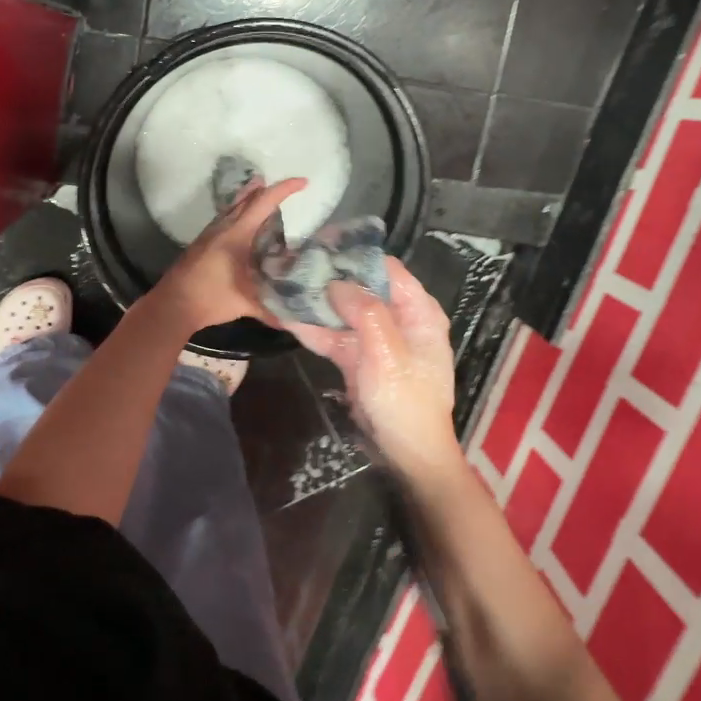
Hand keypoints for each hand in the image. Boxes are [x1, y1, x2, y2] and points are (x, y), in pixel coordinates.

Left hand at [149, 177, 306, 332]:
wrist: (173, 304)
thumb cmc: (210, 299)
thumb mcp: (245, 304)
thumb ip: (272, 311)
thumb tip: (296, 322)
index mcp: (237, 234)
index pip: (264, 203)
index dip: (284, 189)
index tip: (303, 182)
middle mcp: (223, 228)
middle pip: (247, 199)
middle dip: (266, 190)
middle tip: (285, 187)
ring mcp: (210, 234)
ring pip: (233, 207)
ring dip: (250, 199)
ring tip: (264, 196)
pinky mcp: (202, 243)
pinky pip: (225, 218)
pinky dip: (239, 213)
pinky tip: (242, 227)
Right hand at [285, 258, 459, 472]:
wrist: (408, 456)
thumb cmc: (405, 402)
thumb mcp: (387, 354)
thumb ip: (365, 312)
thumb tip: (337, 281)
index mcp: (418, 312)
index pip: (387, 269)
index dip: (355, 255)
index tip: (320, 244)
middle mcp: (399, 319)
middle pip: (362, 288)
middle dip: (329, 277)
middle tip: (292, 262)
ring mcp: (378, 340)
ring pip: (344, 312)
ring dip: (316, 302)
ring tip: (282, 283)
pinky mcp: (360, 360)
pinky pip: (336, 337)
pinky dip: (314, 329)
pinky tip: (284, 315)